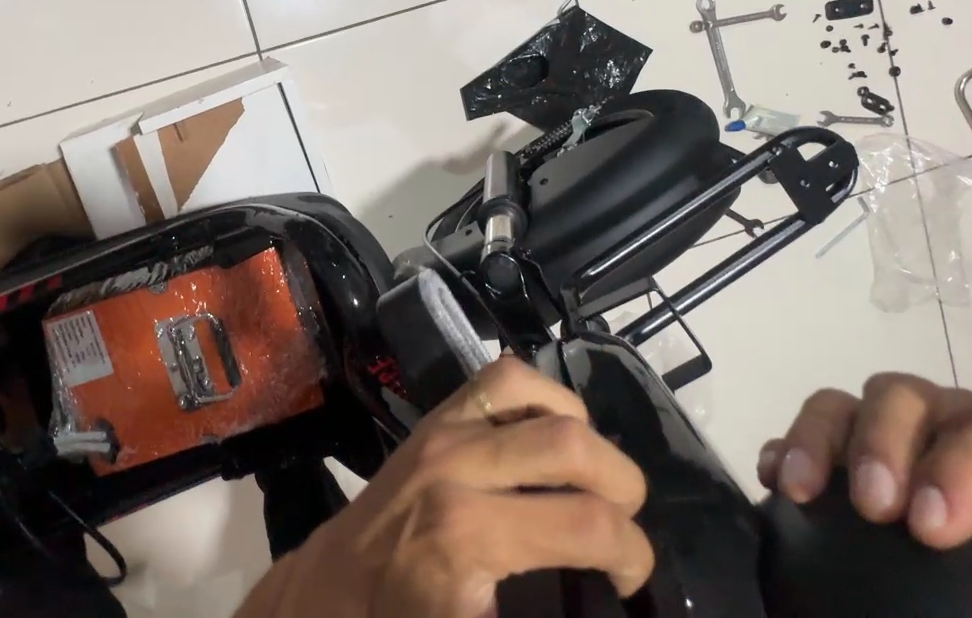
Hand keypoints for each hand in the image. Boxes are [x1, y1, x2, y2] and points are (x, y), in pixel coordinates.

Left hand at [235, 357, 652, 617]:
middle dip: (621, 485)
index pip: (585, 525)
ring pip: (535, 395)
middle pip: (569, 445)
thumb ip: (543, 601)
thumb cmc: (407, 613)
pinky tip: (554, 430)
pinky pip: (500, 378)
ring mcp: (444, 429)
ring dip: (584, 432)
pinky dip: (542, 394)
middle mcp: (457, 466)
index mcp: (467, 534)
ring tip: (593, 475)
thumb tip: (606, 596)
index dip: (633, 555)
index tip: (631, 579)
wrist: (339, 581)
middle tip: (623, 524)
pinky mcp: (437, 414)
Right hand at [760, 373, 971, 617]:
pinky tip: (780, 479)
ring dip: (823, 438)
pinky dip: (792, 449)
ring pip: (852, 406)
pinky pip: (815, 440)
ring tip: (806, 488)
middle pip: (912, 397)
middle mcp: (970, 436)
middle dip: (885, 444)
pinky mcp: (864, 480)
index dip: (965, 455)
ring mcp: (912, 455)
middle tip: (879, 511)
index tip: (938, 523)